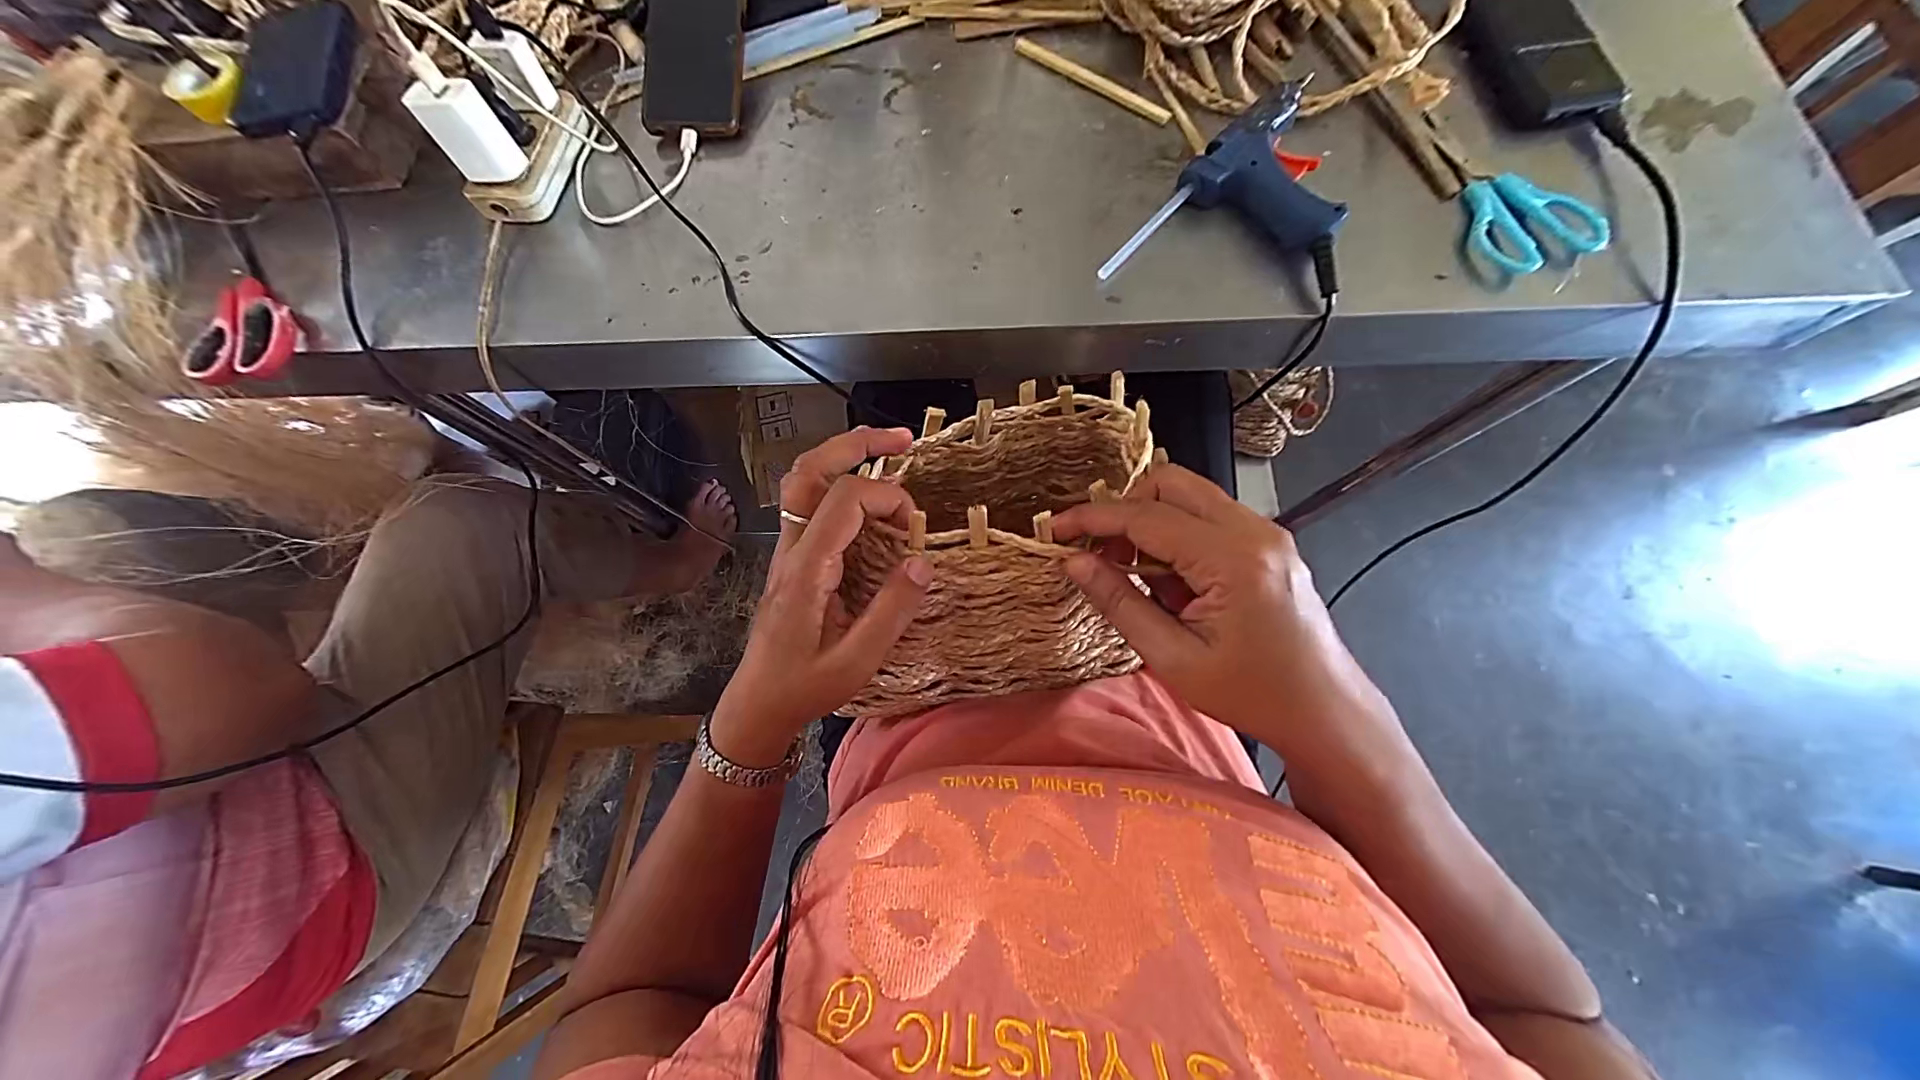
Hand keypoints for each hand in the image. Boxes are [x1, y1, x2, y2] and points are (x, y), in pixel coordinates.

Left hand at [710, 428, 932, 767]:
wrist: (756, 703)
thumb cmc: (804, 687)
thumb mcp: (857, 661)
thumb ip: (892, 611)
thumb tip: (922, 563)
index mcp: (807, 570)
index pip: (845, 500)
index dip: (888, 498)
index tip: (916, 527)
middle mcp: (791, 549)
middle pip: (810, 469)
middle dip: (858, 443)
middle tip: (903, 439)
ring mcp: (787, 550)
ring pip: (803, 480)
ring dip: (844, 456)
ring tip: (888, 451)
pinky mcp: (792, 558)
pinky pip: (810, 504)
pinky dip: (841, 484)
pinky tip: (870, 499)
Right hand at [1051, 464, 1383, 755]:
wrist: (1325, 710)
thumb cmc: (1253, 694)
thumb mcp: (1173, 657)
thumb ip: (1119, 602)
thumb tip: (1075, 563)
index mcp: (1233, 560)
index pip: (1146, 516)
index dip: (1093, 519)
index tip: (1055, 530)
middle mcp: (1255, 532)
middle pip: (1171, 483)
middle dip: (1122, 509)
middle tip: (1094, 550)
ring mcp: (1266, 533)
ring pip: (1189, 496)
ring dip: (1148, 521)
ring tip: (1126, 570)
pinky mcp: (1267, 543)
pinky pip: (1208, 518)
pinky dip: (1174, 534)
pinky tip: (1164, 578)